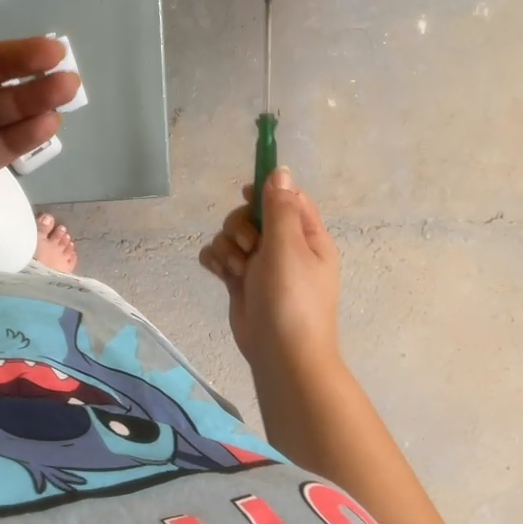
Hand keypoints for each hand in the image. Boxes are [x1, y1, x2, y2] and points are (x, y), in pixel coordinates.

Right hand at [198, 168, 342, 371]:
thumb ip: (279, 208)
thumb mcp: (288, 247)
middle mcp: (284, 247)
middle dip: (239, 226)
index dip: (266, 192)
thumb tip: (280, 170)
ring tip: (236, 270)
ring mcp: (261, 265)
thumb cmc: (291, 298)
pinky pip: (219, 257)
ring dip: (226, 247)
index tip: (246, 194)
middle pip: (251, 215)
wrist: (281, 353)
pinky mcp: (240, 282)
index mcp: (307, 237)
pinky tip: (220, 275)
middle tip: (248, 247)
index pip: (287, 198)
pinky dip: (216, 262)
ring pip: (231, 236)